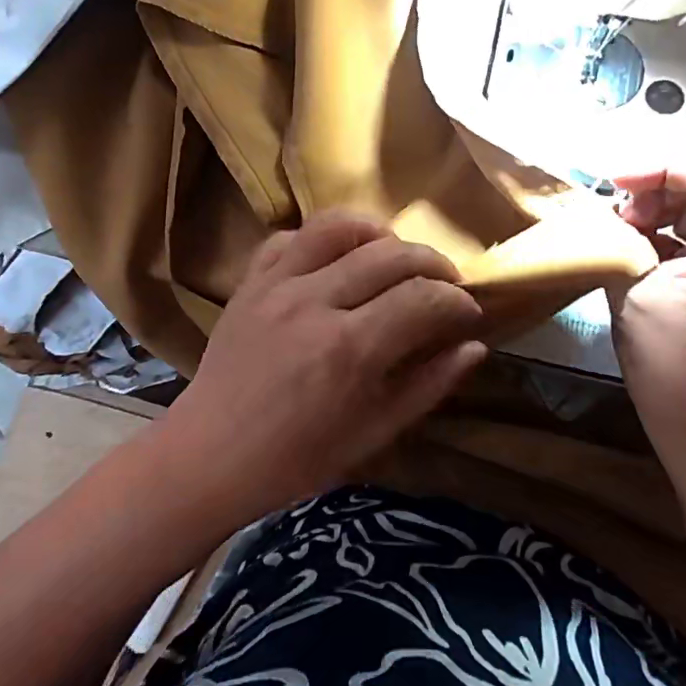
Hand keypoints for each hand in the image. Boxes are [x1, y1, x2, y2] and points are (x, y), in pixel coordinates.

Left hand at [162, 212, 489, 510]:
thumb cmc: (297, 459)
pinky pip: (288, 238)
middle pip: (390, 255)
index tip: (468, 314)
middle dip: (433, 264)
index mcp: (348, 349)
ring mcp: (274, 286)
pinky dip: (320, 241)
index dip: (457, 302)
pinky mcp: (248, 283)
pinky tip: (336, 262)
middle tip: (444, 286)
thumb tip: (474, 346)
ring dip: (378, 235)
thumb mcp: (373, 433)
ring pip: (337, 227)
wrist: (212, 454)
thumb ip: (427, 385)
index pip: (422, 299)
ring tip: (394, 258)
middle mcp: (313, 303)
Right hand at [607, 163, 685, 428]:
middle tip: (613, 217)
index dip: (663, 169)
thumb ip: (622, 239)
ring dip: (657, 216)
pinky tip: (633, 252)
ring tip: (618, 235)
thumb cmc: (666, 356)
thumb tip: (607, 213)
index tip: (614, 182)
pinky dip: (665, 240)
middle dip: (655, 194)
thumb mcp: (633, 287)